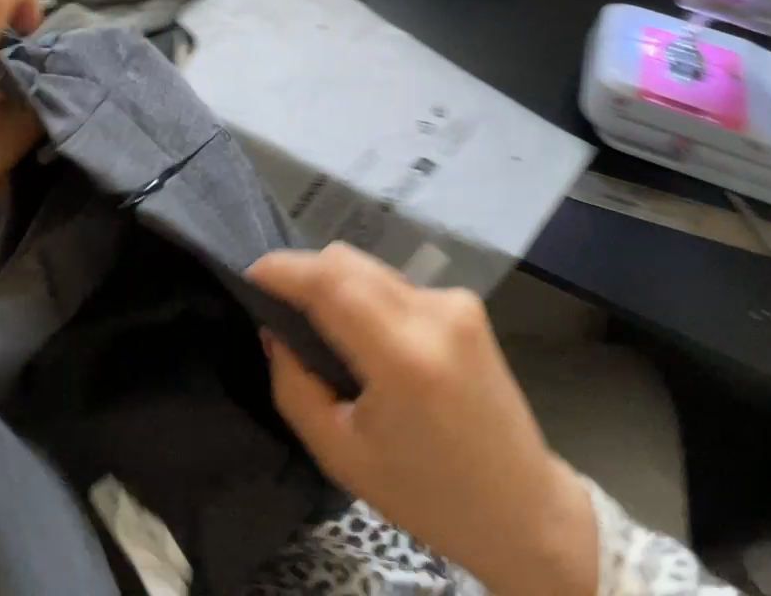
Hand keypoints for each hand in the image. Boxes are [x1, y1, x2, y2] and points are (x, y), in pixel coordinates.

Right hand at [249, 244, 598, 595]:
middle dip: (303, 273)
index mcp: (404, 356)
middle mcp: (435, 313)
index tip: (248, 277)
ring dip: (336, 285)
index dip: (281, 269)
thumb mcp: (340, 453)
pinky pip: (396, 285)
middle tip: (277, 309)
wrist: (522, 508)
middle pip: (348, 262)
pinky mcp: (467, 306)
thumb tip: (275, 331)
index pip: (328, 281)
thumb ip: (295, 384)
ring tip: (320, 330)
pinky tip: (364, 339)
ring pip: (371, 269)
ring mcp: (457, 304)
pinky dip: (367, 298)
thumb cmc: (426, 495)